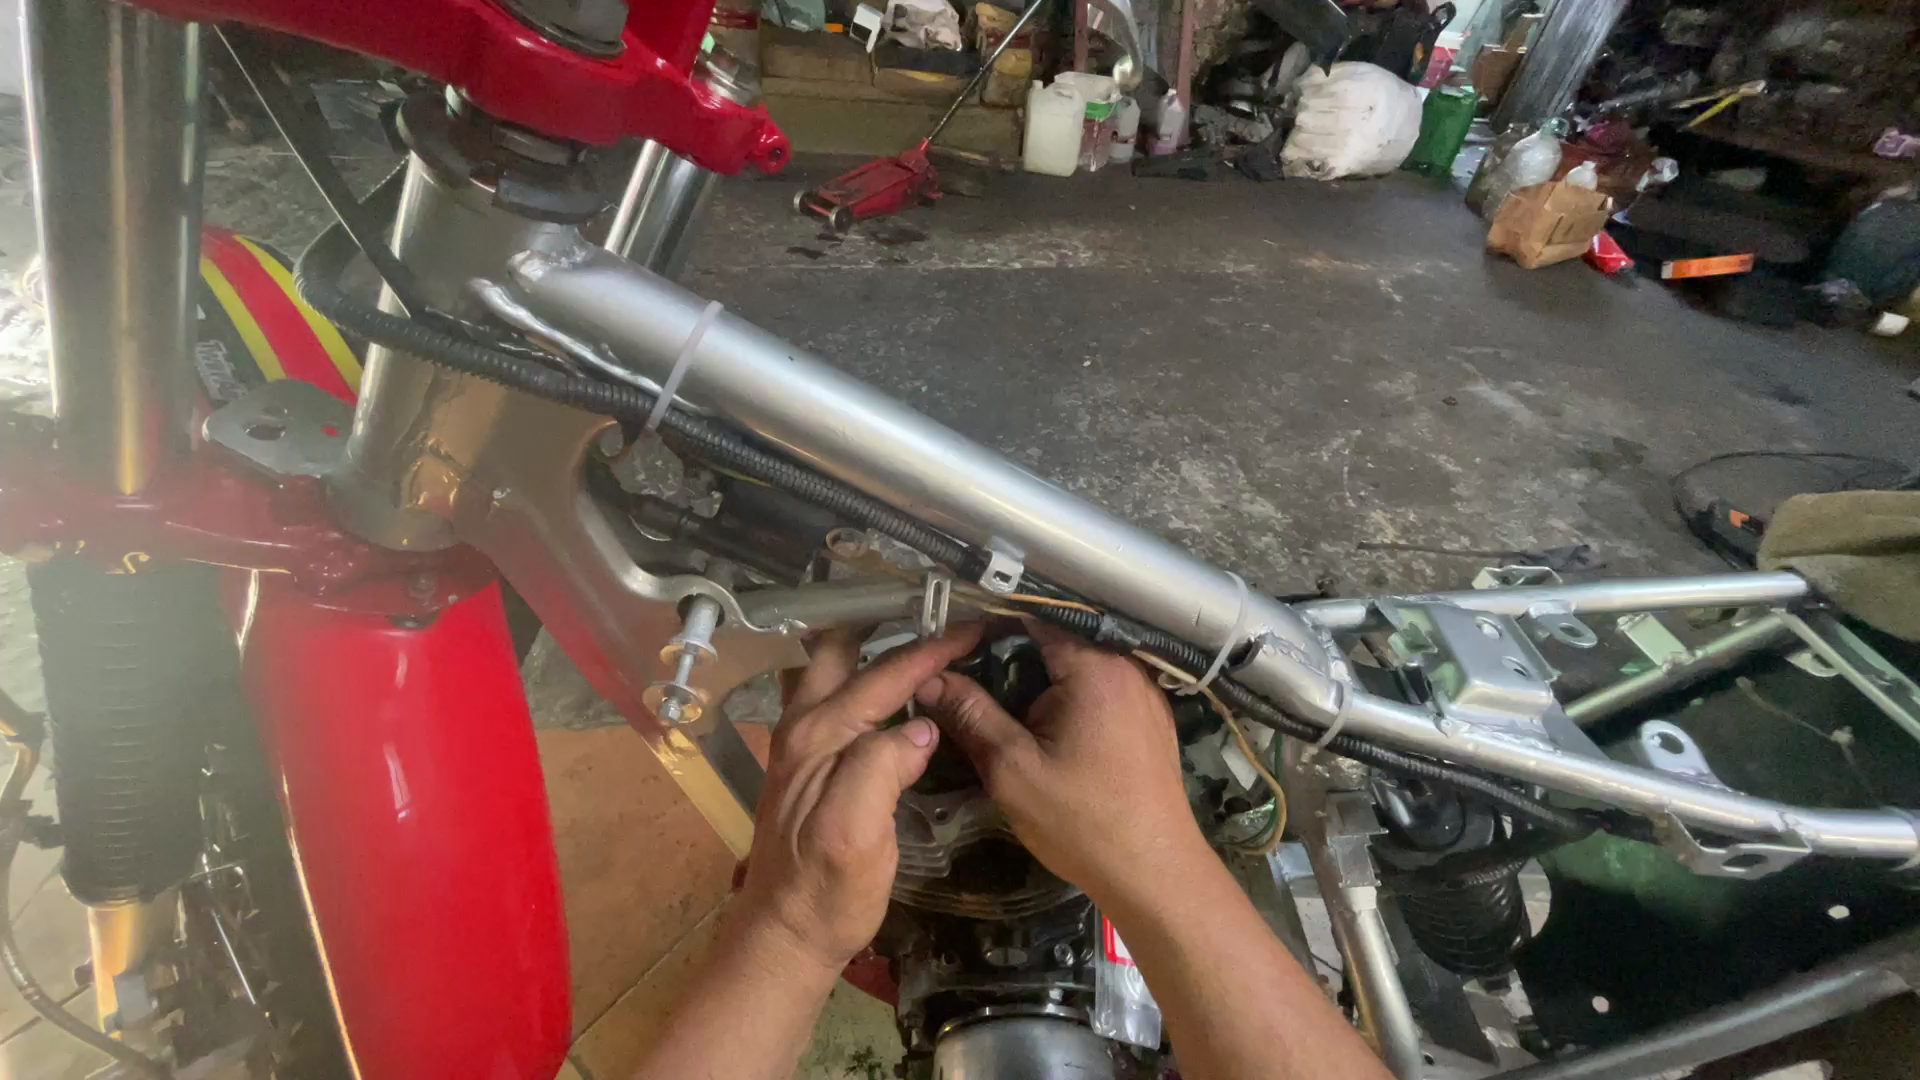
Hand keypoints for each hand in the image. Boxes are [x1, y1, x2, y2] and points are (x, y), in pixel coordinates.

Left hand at [732, 624, 983, 973]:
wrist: (785, 934)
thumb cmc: (826, 890)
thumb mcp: (856, 834)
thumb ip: (882, 768)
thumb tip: (921, 727)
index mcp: (821, 735)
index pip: (885, 676)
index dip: (932, 650)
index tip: (972, 630)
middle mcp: (804, 725)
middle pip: (840, 650)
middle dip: (884, 622)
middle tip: (932, 612)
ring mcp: (800, 741)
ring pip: (832, 669)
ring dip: (870, 645)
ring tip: (914, 635)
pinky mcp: (806, 760)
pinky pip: (835, 695)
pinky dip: (863, 675)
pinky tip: (889, 687)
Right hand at [913, 621, 1207, 907]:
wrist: (1156, 877)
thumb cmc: (1083, 822)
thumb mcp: (1012, 769)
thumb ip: (970, 714)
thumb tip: (929, 677)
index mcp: (1095, 666)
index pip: (1032, 619)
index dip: (988, 628)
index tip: (954, 649)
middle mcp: (1126, 667)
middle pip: (1056, 641)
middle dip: (1011, 659)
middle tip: (971, 686)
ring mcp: (1144, 693)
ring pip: (1078, 667)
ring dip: (1040, 681)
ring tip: (1002, 708)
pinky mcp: (1150, 719)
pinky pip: (1100, 690)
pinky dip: (1069, 698)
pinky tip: (1046, 730)